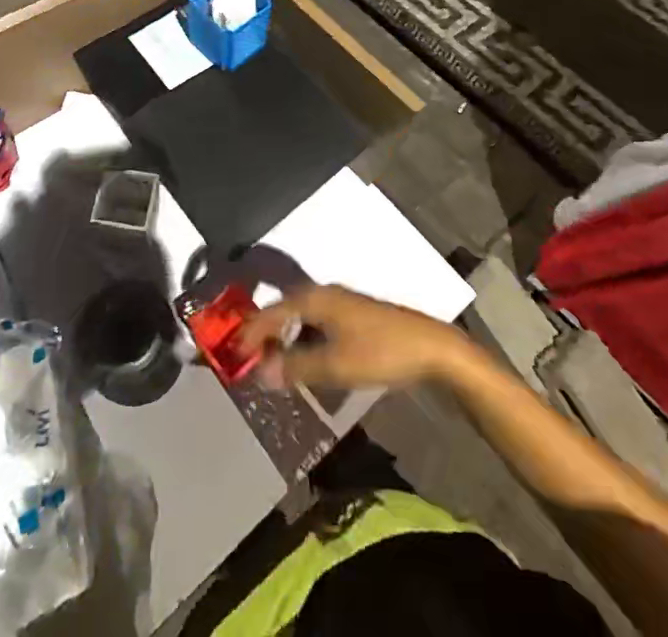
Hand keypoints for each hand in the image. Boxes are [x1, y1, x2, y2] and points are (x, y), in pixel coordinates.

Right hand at [234, 285, 476, 389]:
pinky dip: (303, 338)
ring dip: (285, 337)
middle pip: (284, 310)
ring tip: (271, 360)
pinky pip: (317, 323)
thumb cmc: (381, 353)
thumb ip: (294, 368)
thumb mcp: (334, 366)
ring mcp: (343, 303)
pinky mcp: (356, 316)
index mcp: (315, 298)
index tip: (233, 353)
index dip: (251, 333)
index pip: (271, 312)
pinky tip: (305, 357)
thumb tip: (258, 372)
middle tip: (248, 357)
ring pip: (302, 316)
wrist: (435, 349)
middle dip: (265, 333)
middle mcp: (326, 294)